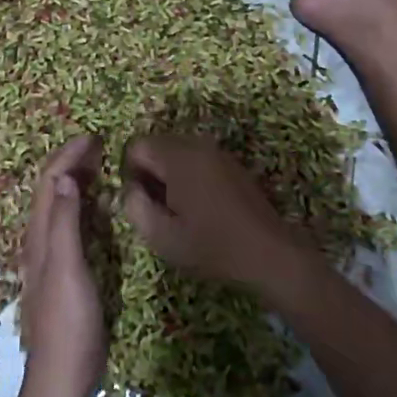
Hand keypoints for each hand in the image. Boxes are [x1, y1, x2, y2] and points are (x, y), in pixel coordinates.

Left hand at [19, 136, 107, 396]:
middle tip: (98, 145)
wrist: (62, 377)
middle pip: (48, 191)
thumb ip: (64, 224)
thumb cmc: (68, 323)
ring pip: (56, 207)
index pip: (47, 183)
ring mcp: (49, 259)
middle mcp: (38, 242)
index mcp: (38, 237)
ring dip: (74, 181)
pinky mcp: (62, 273)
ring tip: (98, 166)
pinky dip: (79, 205)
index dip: (66, 156)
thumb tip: (64, 178)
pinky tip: (95, 209)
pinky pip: (67, 225)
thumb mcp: (68, 270)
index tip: (92, 137)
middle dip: (69, 163)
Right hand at [120, 134, 308, 287]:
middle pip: (158, 145)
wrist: (268, 252)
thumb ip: (136, 207)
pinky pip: (197, 159)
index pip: (137, 145)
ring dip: (170, 174)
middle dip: (150, 171)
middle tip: (157, 208)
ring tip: (178, 211)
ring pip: (178, 152)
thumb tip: (128, 189)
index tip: (140, 201)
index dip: (130, 172)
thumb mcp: (163, 237)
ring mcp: (218, 152)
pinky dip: (189, 176)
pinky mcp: (231, 164)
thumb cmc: (212, 246)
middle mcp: (198, 145)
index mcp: (178, 157)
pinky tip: (199, 208)